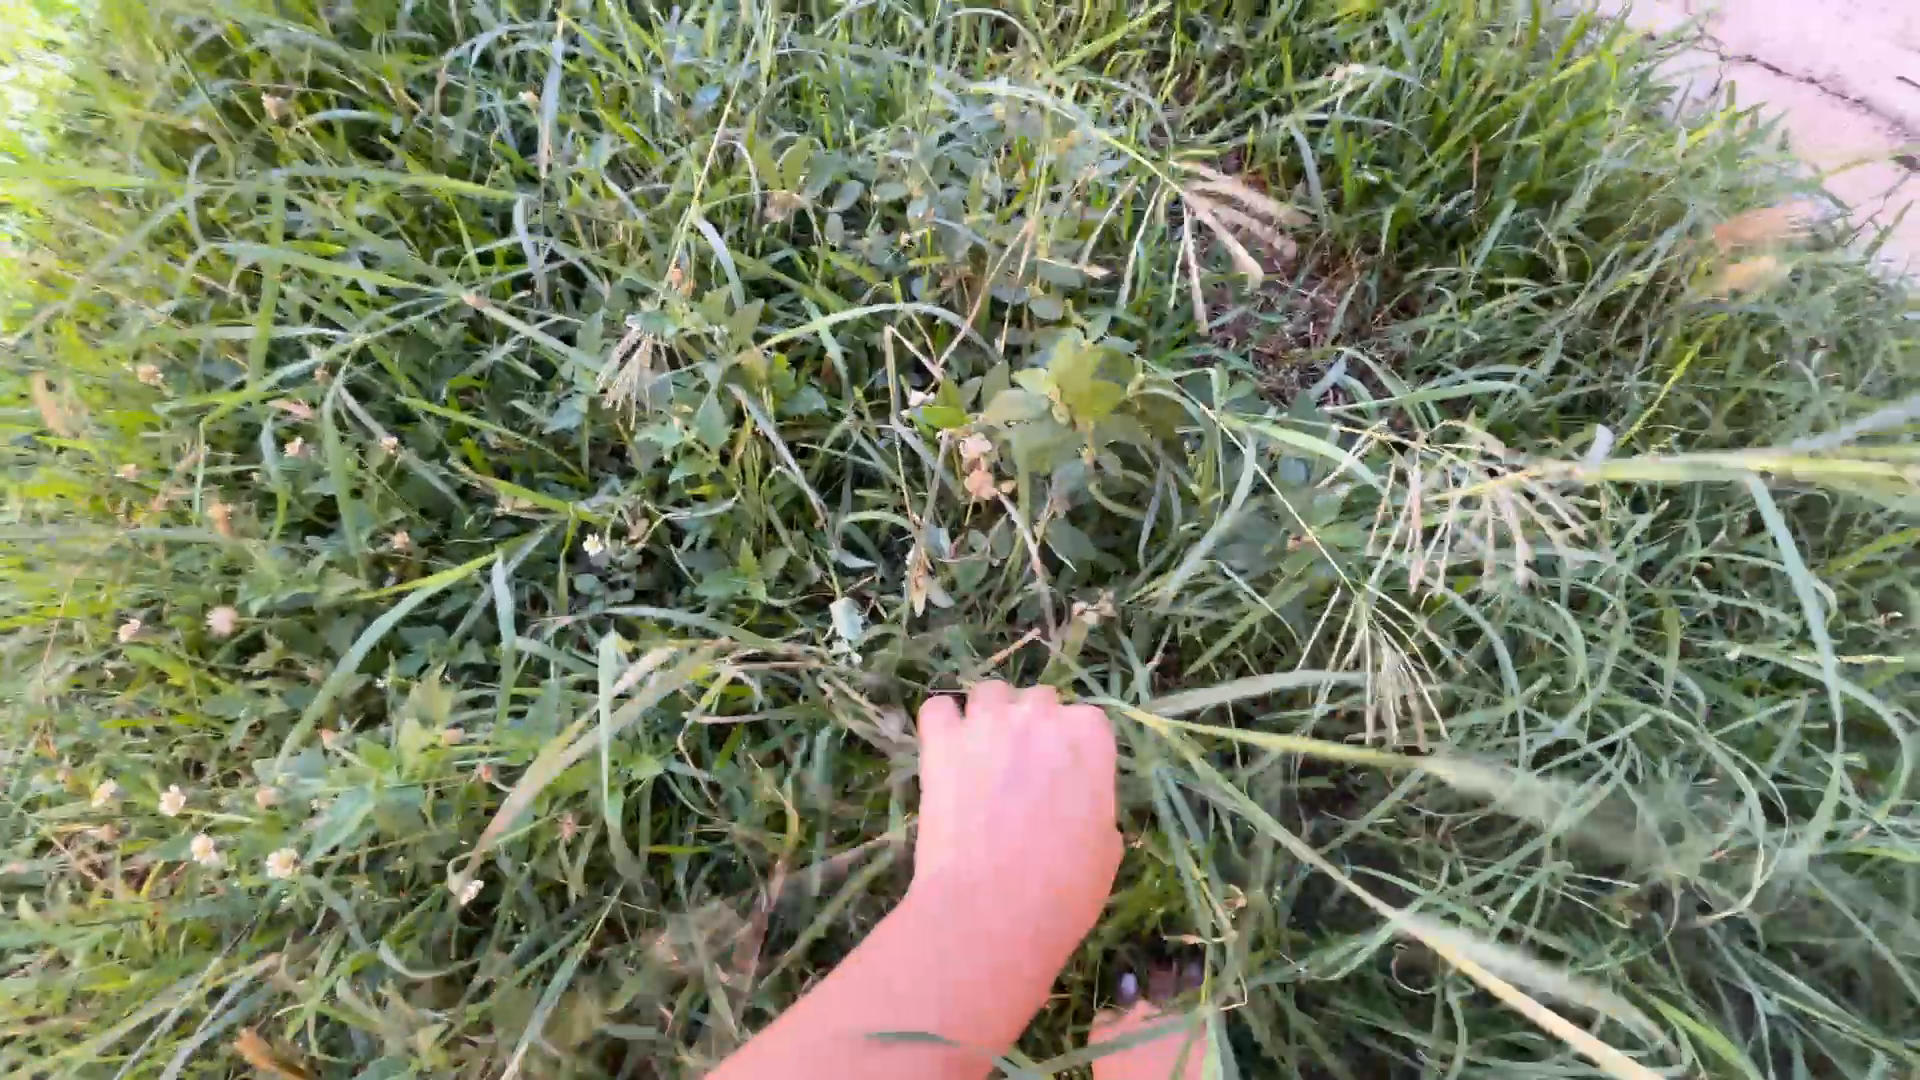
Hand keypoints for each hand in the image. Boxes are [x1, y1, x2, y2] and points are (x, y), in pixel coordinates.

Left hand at [910, 681, 1122, 954]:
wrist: (991, 910)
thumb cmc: (1063, 891)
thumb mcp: (1105, 850)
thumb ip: (1095, 806)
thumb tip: (1078, 803)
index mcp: (1088, 737)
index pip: (1087, 721)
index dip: (1075, 749)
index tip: (1066, 777)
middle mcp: (1039, 715)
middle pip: (1038, 700)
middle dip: (1033, 727)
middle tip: (1024, 770)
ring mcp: (987, 722)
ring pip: (989, 694)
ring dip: (989, 716)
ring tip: (983, 754)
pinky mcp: (942, 740)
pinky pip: (938, 710)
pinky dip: (941, 725)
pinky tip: (945, 751)